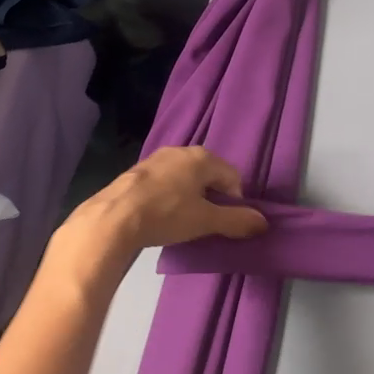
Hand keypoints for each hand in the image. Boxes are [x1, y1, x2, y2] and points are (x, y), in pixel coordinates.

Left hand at [61, 146, 268, 257]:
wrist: (110, 220)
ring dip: (187, 196)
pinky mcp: (134, 172)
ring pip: (183, 177)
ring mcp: (155, 159)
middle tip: (203, 222)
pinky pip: (162, 182)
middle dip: (210, 196)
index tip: (223, 222)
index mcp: (203, 157)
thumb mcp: (206, 221)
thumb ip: (237, 221)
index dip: (233, 200)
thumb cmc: (166, 214)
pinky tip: (157, 216)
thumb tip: (264, 223)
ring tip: (179, 221)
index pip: (232, 176)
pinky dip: (166, 196)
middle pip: (208, 174)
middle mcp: (181, 150)